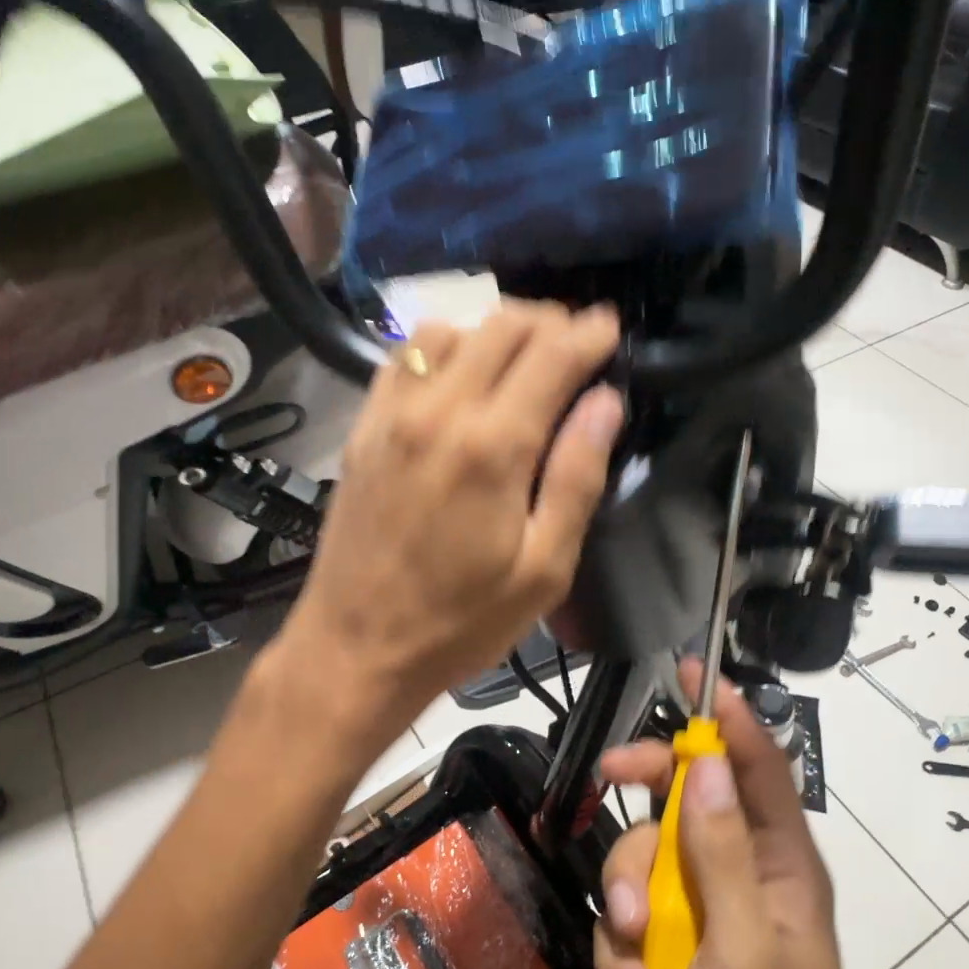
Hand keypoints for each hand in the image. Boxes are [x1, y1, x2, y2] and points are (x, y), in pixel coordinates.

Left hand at [273, 301, 624, 742]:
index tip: (611, 328)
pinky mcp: (363, 429)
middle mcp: (439, 412)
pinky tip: (457, 374)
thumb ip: (576, 477)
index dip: (590, 333)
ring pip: (448, 329)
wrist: (357, 648)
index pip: (552, 355)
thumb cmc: (460, 622)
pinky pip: (402, 358)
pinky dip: (440, 346)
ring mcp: (392, 415)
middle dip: (549, 321)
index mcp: (493, 447)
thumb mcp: (543, 569)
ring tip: (520, 358)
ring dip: (492, 329)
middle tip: (575, 343)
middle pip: (502, 326)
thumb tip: (605, 402)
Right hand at [595, 660, 844, 968]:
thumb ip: (722, 852)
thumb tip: (708, 760)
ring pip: (639, 860)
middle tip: (607, 776)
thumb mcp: (747, 945)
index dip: (728, 718)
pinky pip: (624, 921)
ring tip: (643, 955)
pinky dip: (624, 958)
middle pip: (681, 799)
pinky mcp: (661, 943)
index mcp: (780, 864)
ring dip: (629, 907)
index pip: (757, 770)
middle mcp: (736, 872)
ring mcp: (695, 906)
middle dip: (644, 799)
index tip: (694, 673)